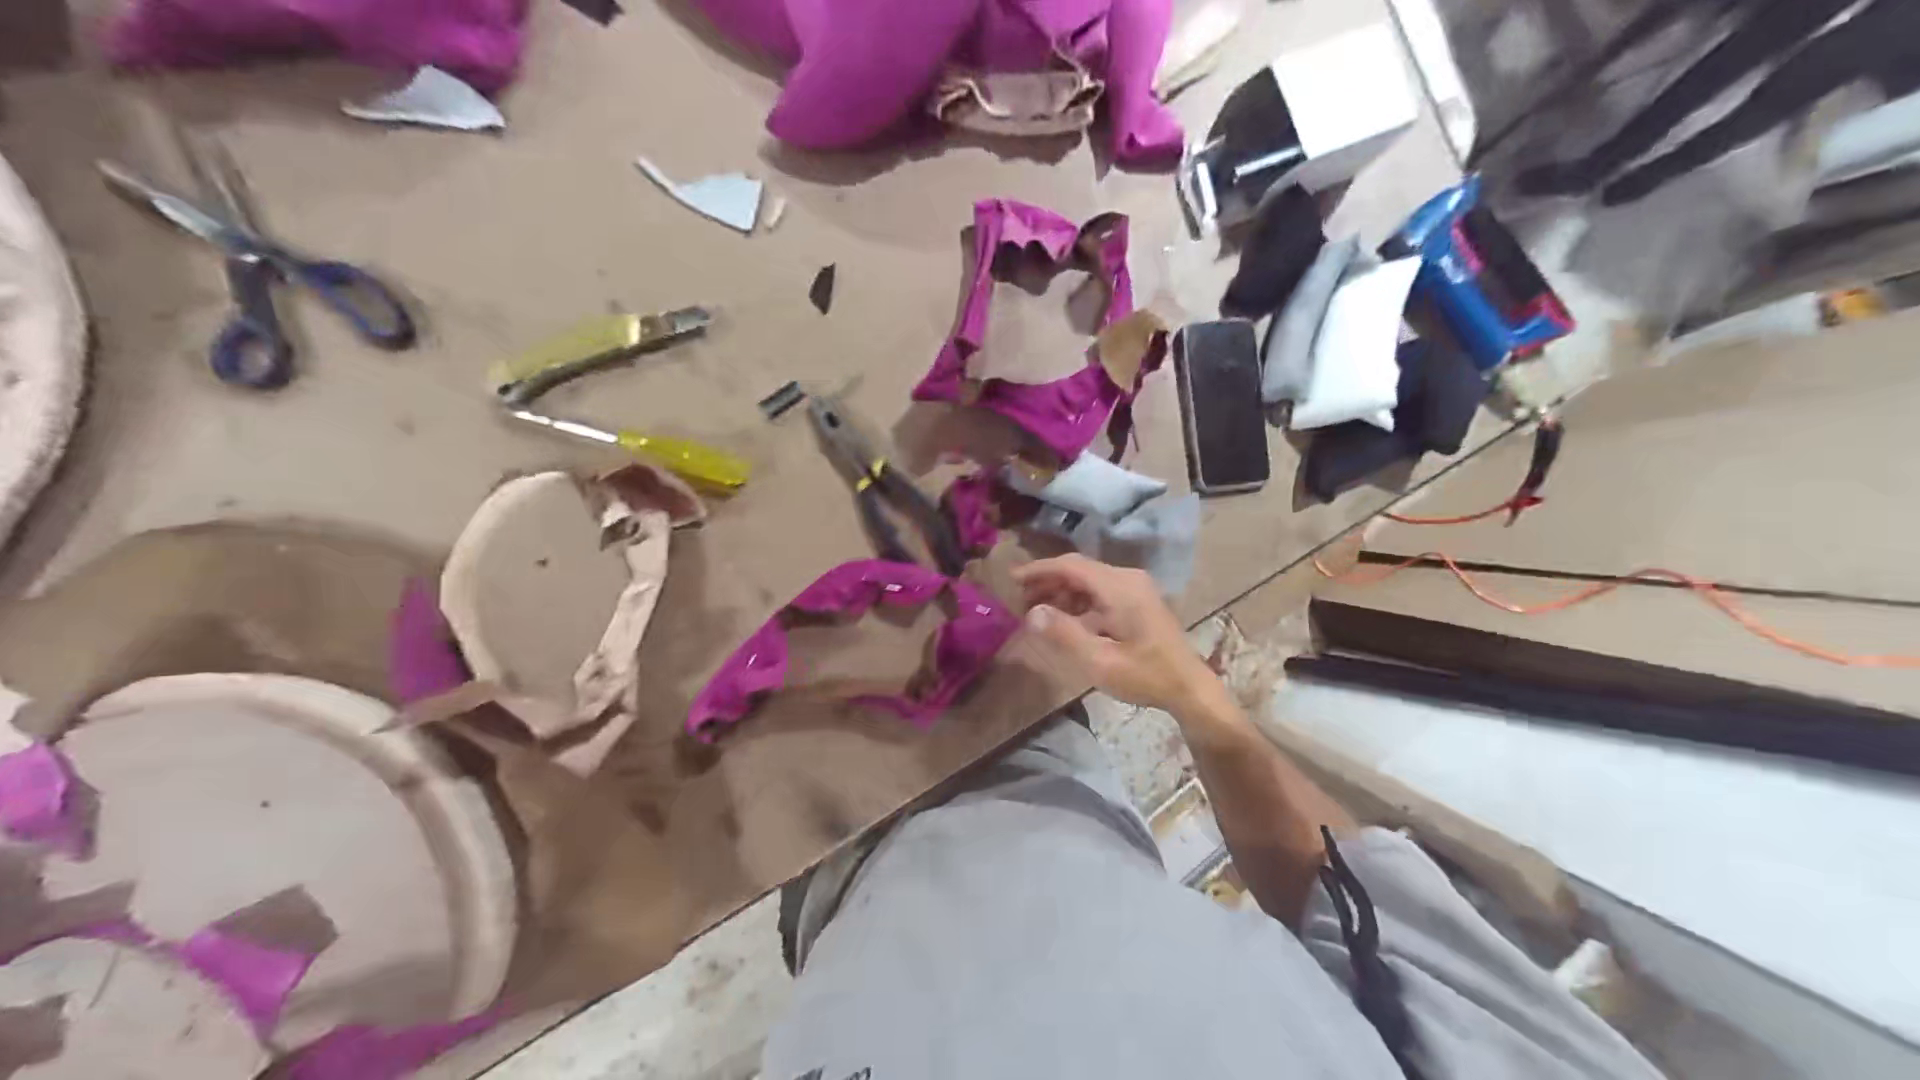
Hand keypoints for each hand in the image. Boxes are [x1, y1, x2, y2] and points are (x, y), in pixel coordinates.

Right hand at [1012, 554, 1217, 713]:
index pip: (1071, 566)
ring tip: (1035, 610)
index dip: (1038, 570)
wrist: (1190, 688)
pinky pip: (1099, 591)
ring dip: (1060, 591)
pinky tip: (1063, 619)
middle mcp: (1127, 579)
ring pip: (1088, 580)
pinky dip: (1077, 600)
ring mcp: (1134, 588)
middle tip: (1017, 598)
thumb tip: (1032, 613)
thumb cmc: (1146, 676)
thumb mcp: (1100, 661)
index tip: (1011, 579)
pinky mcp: (1137, 601)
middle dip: (1046, 581)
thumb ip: (1065, 634)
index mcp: (1119, 587)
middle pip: (1078, 569)